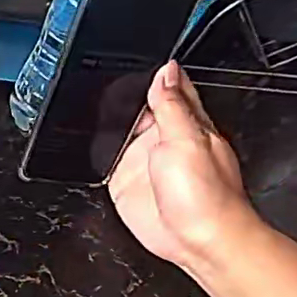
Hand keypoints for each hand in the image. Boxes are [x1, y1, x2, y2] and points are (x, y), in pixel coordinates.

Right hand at [108, 62, 259, 271]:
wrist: (197, 239)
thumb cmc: (206, 195)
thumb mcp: (187, 138)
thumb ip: (171, 105)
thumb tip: (165, 72)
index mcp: (185, 123)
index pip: (170, 88)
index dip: (156, 73)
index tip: (139, 57)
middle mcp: (163, 140)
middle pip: (140, 109)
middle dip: (124, 96)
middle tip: (104, 80)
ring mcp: (143, 162)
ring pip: (120, 133)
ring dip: (109, 124)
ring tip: (90, 105)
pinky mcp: (125, 183)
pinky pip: (105, 163)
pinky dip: (96, 153)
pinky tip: (89, 143)